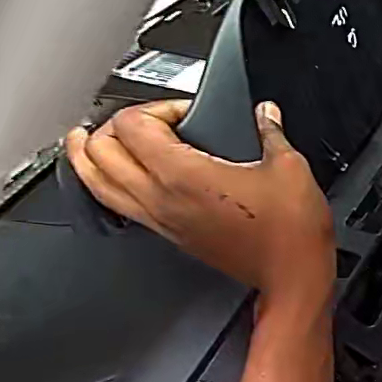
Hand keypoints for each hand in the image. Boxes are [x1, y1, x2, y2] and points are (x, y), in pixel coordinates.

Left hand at [66, 100, 334, 306]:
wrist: (291, 275)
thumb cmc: (290, 231)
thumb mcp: (290, 168)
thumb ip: (271, 132)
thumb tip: (267, 113)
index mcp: (185, 175)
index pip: (132, 125)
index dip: (155, 107)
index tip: (185, 111)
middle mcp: (162, 199)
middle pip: (100, 151)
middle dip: (113, 126)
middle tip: (138, 119)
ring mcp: (161, 220)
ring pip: (96, 184)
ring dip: (89, 156)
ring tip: (89, 139)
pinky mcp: (170, 235)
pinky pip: (118, 206)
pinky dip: (106, 184)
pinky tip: (120, 177)